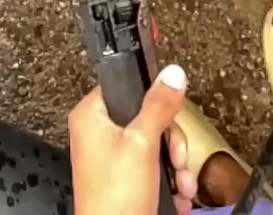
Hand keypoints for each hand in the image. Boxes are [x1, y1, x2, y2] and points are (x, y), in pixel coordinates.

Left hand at [69, 62, 195, 214]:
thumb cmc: (115, 199)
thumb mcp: (143, 143)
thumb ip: (159, 106)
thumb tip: (172, 73)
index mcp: (91, 115)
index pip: (127, 85)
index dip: (153, 98)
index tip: (171, 111)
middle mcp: (98, 133)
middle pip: (147, 117)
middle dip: (171, 142)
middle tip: (176, 158)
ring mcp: (110, 158)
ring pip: (153, 143)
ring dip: (174, 164)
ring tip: (181, 182)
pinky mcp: (123, 180)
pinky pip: (151, 166)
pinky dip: (168, 179)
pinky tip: (177, 194)